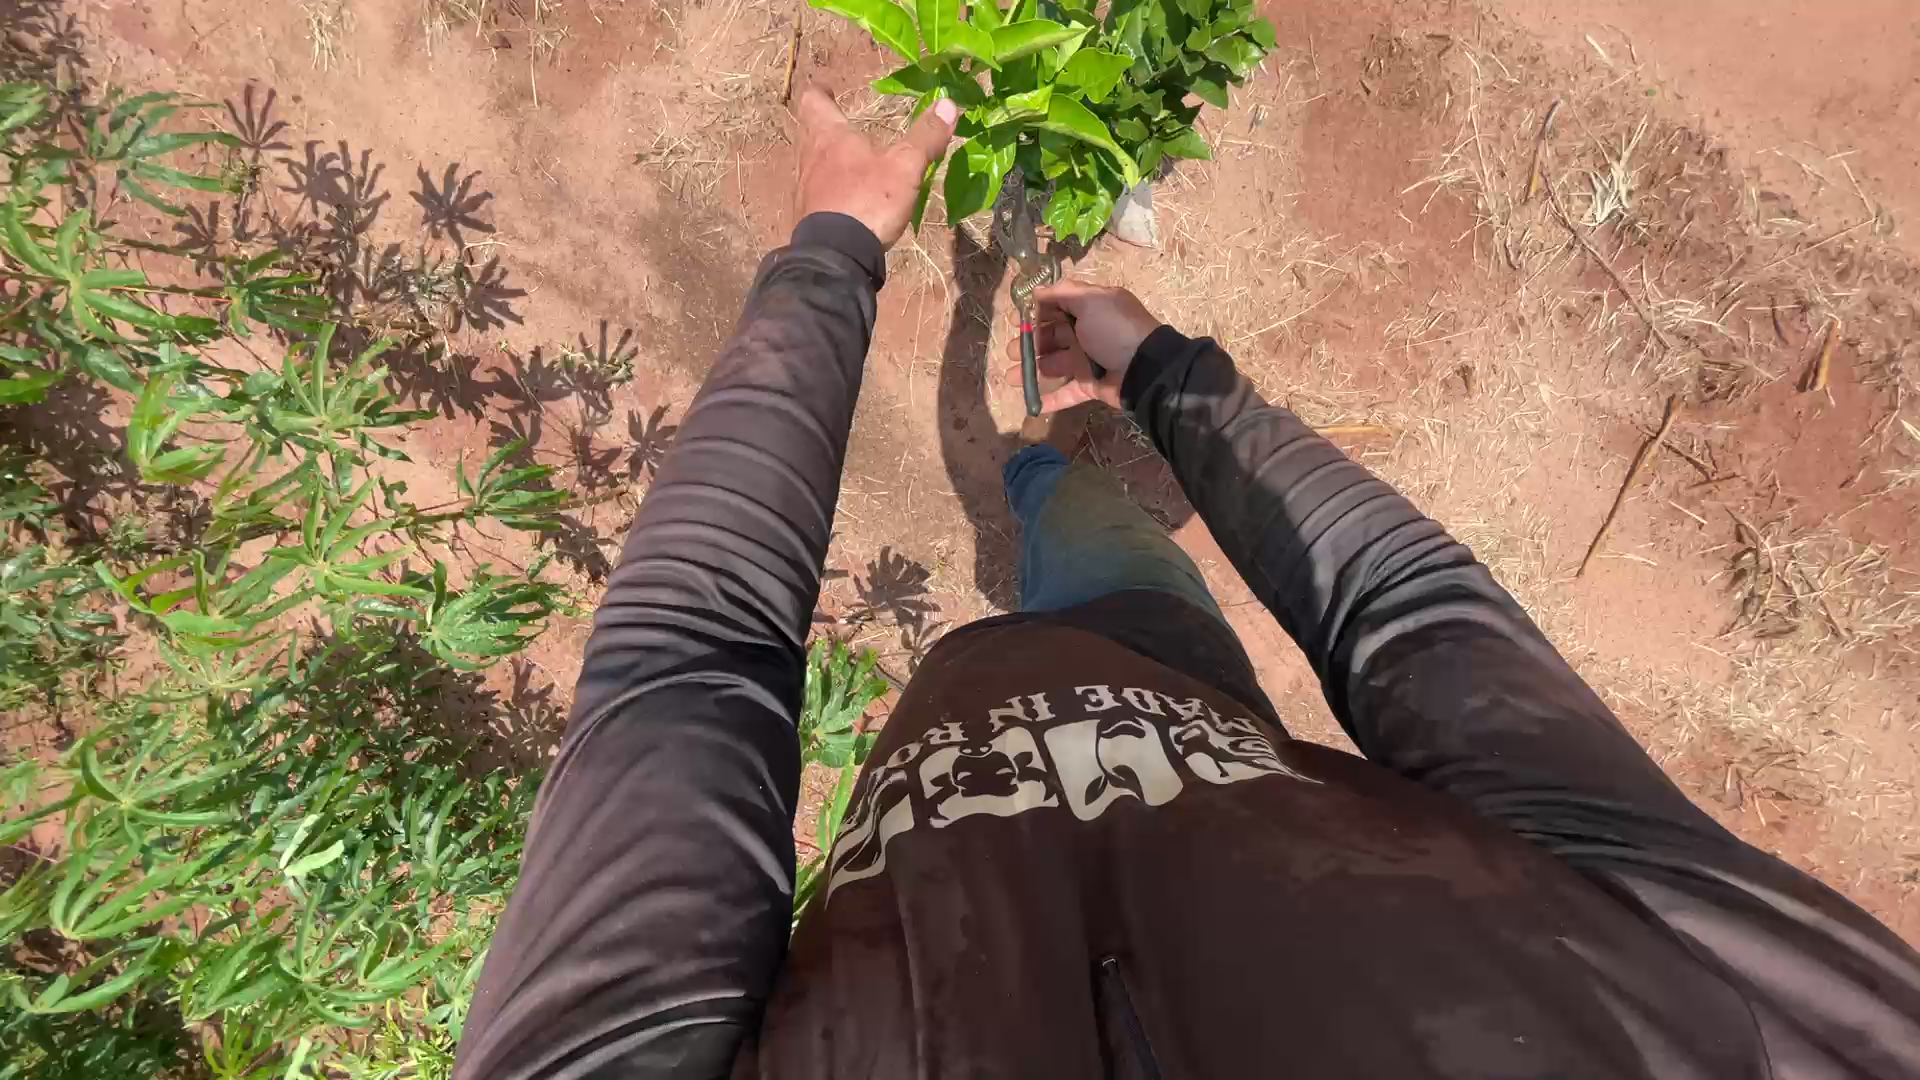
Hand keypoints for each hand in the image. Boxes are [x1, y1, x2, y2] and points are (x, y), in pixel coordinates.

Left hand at [794, 85, 956, 248]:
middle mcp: (809, 158)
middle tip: (841, 129)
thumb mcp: (904, 167)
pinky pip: (815, 199)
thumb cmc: (868, 201)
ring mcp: (804, 191)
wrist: (837, 255)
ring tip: (846, 168)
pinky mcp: (807, 220)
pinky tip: (844, 205)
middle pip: (809, 133)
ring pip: (810, 166)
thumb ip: (925, 137)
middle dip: (825, 129)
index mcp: (829, 135)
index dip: (821, 93)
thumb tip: (948, 103)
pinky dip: (828, 195)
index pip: (814, 100)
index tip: (829, 89)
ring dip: (825, 163)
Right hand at [1001, 279, 1162, 412]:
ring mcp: (1088, 361)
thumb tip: (1037, 289)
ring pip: (1053, 365)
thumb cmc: (1115, 330)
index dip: (1034, 313)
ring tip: (1011, 376)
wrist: (1144, 369)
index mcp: (1089, 310)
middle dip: (1028, 343)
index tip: (1015, 320)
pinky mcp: (1089, 386)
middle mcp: (1087, 333)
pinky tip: (1030, 404)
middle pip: (1051, 337)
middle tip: (1010, 351)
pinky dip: (1049, 399)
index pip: (1056, 308)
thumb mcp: (1092, 301)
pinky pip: (1066, 393)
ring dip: (1031, 370)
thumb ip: (1064, 293)